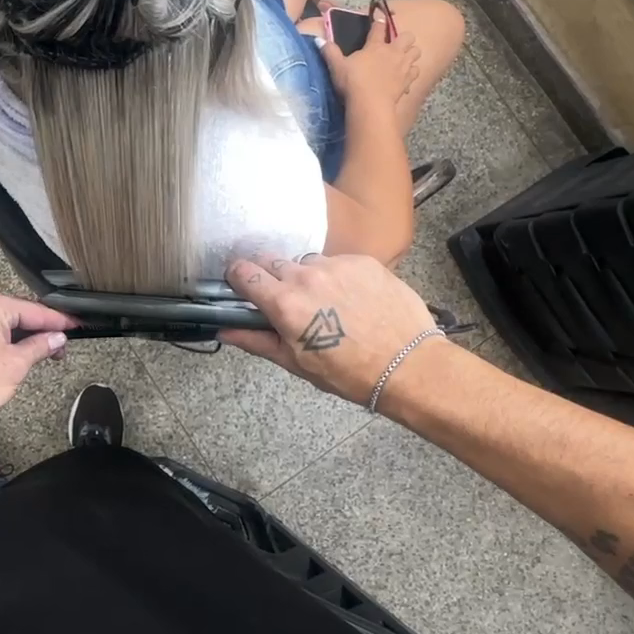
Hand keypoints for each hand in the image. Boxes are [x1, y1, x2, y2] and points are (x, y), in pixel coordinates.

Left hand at [0, 293, 75, 421]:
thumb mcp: (16, 364)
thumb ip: (40, 347)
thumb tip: (56, 339)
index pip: (37, 311)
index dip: (59, 322)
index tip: (75, 327)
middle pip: (23, 314)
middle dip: (44, 330)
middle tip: (64, 345)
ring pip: (9, 324)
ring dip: (28, 338)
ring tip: (48, 353)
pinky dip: (11, 341)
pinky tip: (23, 353)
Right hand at [219, 253, 442, 404]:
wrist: (409, 366)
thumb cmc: (349, 373)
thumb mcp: (295, 362)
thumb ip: (255, 341)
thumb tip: (224, 331)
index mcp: (284, 304)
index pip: (243, 271)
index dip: (237, 278)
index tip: (240, 286)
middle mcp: (307, 277)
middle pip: (270, 260)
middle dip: (268, 277)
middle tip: (282, 299)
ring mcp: (337, 266)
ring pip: (305, 262)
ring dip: (304, 277)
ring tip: (323, 302)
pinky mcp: (363, 262)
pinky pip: (337, 262)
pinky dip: (336, 276)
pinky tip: (350, 299)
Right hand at [320, 6, 419, 110]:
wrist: (370, 103)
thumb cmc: (352, 82)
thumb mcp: (336, 66)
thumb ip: (329, 52)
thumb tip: (318, 40)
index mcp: (375, 46)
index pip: (378, 28)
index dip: (378, 22)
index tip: (378, 20)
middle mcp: (393, 52)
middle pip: (408, 36)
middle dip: (404, 38)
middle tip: (396, 45)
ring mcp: (403, 65)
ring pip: (417, 51)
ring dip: (411, 53)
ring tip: (404, 58)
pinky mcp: (408, 80)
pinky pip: (416, 71)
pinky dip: (412, 72)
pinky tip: (405, 76)